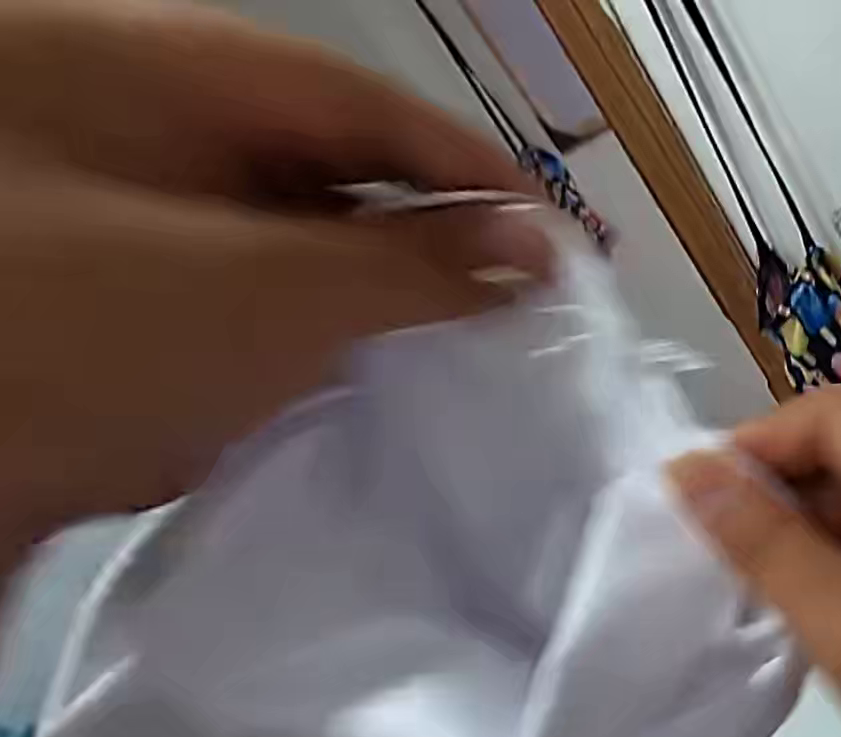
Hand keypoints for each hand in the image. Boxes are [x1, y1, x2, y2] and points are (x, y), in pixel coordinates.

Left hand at [0, 1, 553, 541]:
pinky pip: (303, 283)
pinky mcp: (172, 289)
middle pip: (350, 162)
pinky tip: (424, 348)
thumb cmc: (68, 343)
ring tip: (501, 320)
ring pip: (333, 230)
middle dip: (455, 225)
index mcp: (140, 77)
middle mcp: (148, 129)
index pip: (359, 102)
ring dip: (420, 277)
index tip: (564, 238)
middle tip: (540, 284)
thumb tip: (544, 247)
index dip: (475, 168)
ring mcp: (155, 213)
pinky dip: (372, 313)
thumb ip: (419, 260)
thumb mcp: (269, 288)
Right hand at [667, 388, 840, 736]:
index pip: (833, 417)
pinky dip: (824, 565)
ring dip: (794, 537)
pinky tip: (793, 606)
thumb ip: (767, 544)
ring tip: (743, 587)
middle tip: (714, 557)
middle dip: (773, 497)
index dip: (761, 445)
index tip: (700, 502)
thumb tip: (688, 470)